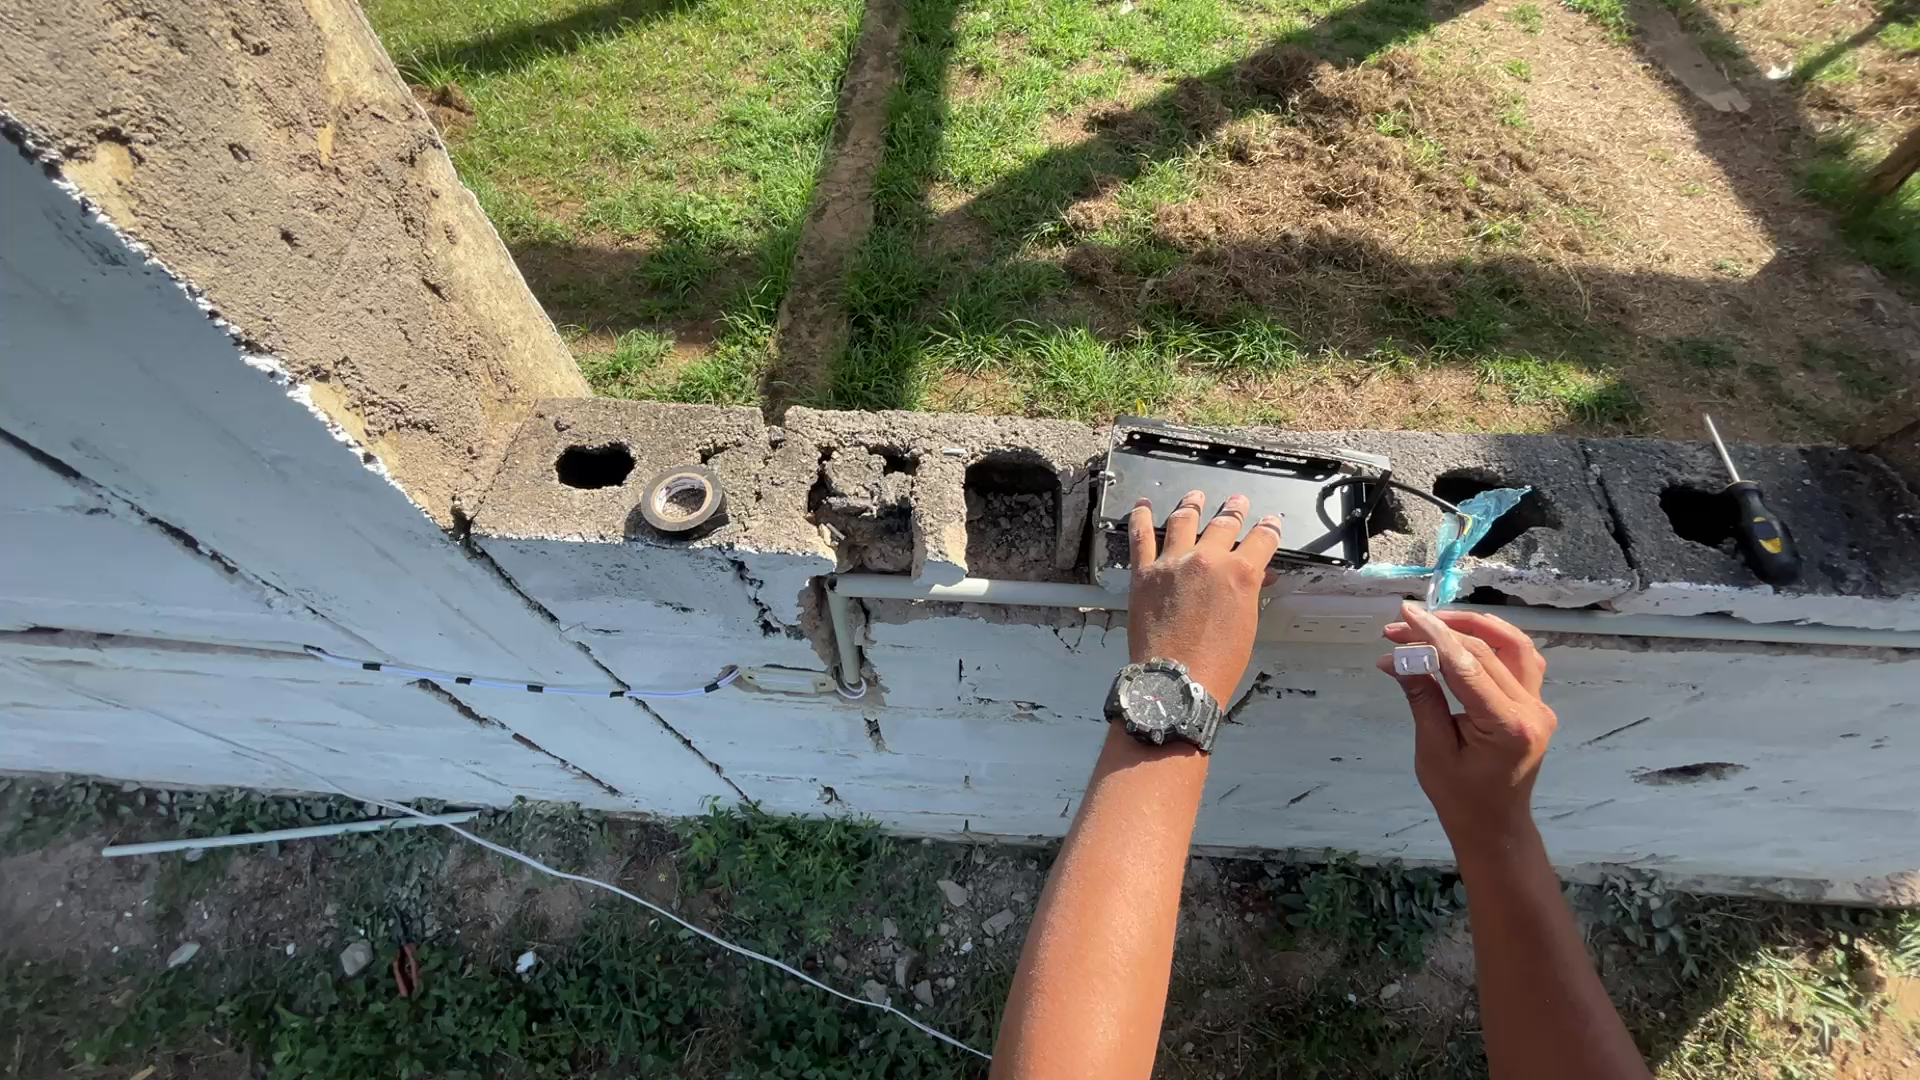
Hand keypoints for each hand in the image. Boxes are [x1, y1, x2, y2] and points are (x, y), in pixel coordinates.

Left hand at [1127, 490, 1281, 700]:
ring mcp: (1173, 563)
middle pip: (1224, 524)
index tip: (1269, 522)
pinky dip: (1140, 517)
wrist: (1176, 678)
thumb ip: (1248, 593)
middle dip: (1234, 510)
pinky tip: (1142, 505)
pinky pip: (1140, 536)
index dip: (1268, 529)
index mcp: (1241, 573)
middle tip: (1237, 502)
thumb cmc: (1215, 662)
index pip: (1261, 539)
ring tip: (1195, 496)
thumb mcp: (1246, 625)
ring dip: (1192, 504)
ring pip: (1184, 520)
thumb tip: (1254, 580)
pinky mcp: (1145, 573)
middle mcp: (1207, 560)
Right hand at [1377, 602, 1556, 855]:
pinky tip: (1462, 637)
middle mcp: (1531, 709)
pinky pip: (1519, 658)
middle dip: (1438, 632)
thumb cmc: (1459, 795)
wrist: (1495, 824)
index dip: (1433, 634)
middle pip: (1485, 650)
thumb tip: (1396, 657)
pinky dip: (1490, 640)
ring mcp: (1537, 705)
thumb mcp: (1432, 748)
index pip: (1467, 664)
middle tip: (1396, 629)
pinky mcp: (1533, 703)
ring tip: (1434, 621)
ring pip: (1513, 645)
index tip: (1404, 614)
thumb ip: (1421, 697)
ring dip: (1473, 626)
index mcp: (1507, 725)